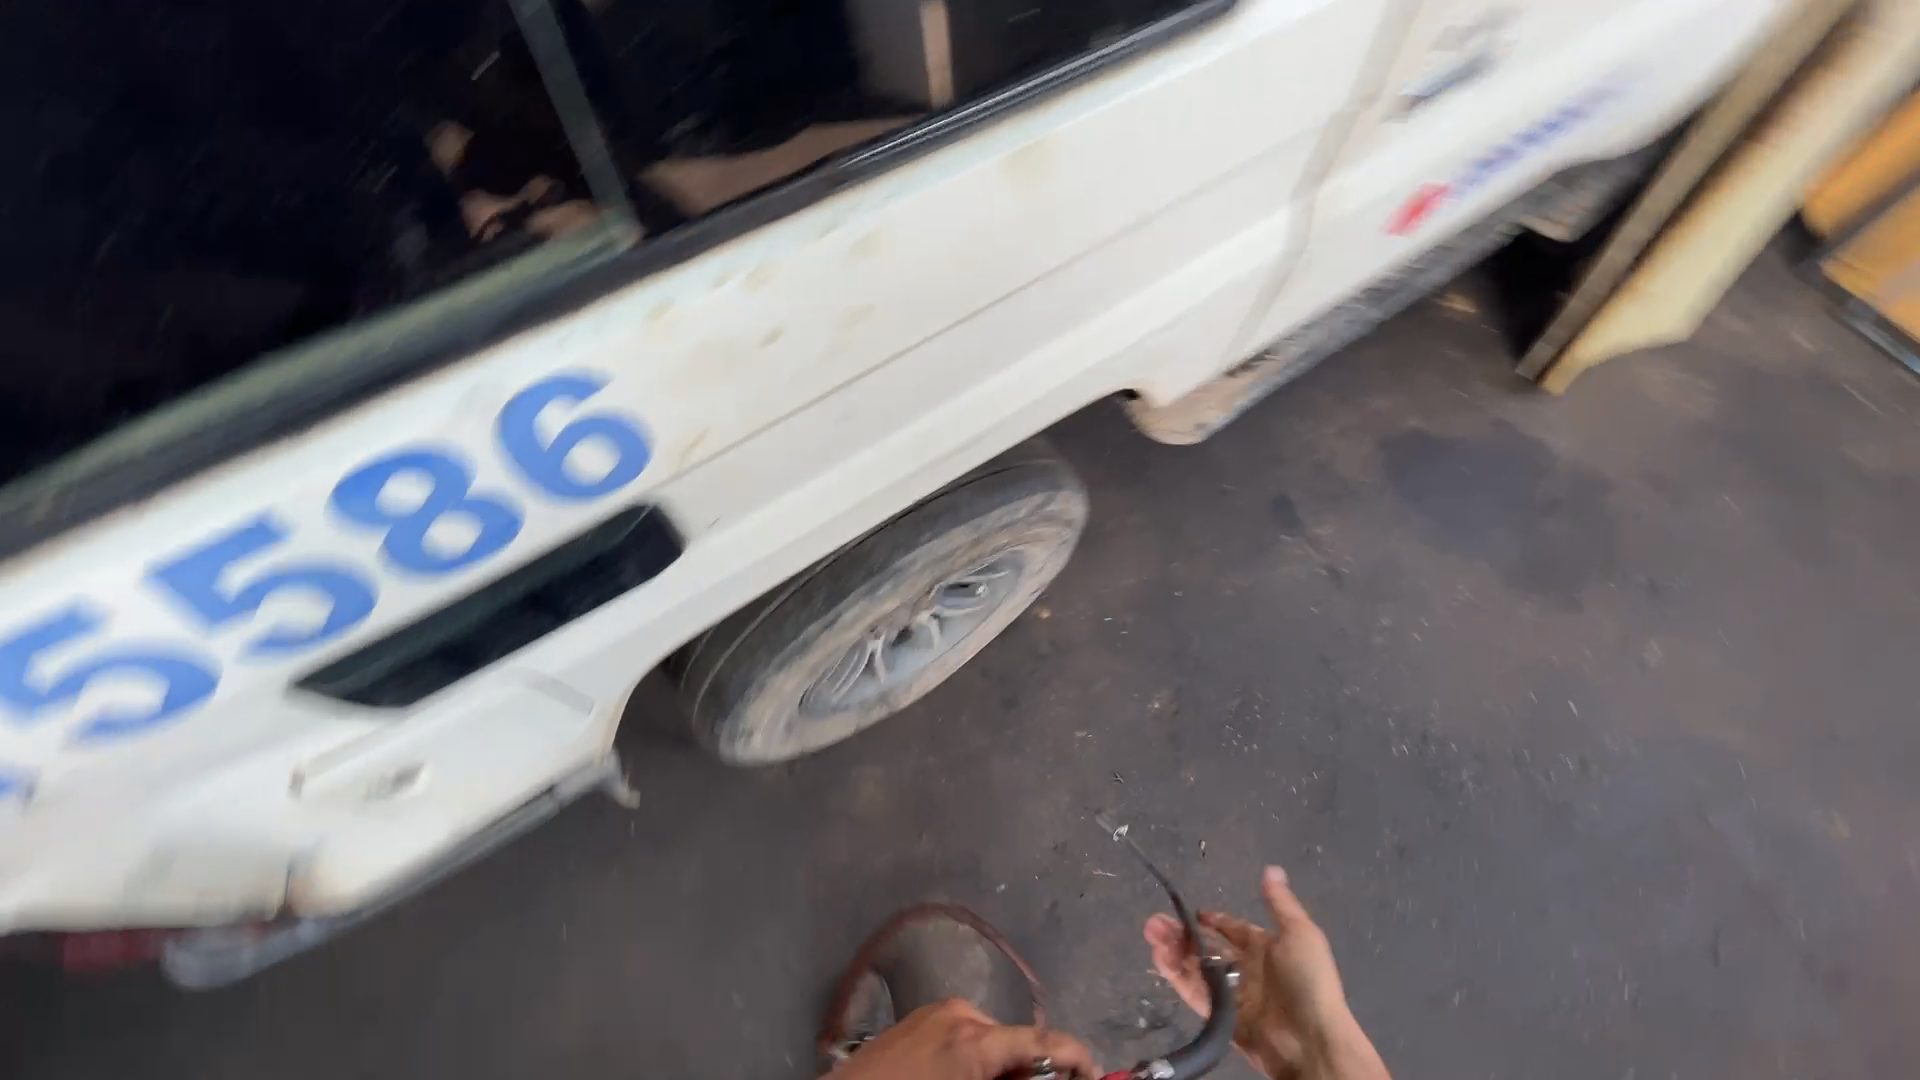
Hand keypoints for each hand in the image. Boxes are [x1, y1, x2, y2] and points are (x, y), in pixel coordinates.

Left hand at [829, 998, 1100, 1079]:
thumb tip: (1046, 1075)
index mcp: (975, 1039)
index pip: (1043, 1042)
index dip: (1077, 1058)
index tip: (1096, 1075)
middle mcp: (960, 1013)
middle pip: (1015, 1042)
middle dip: (1031, 1072)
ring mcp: (935, 1011)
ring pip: (988, 1041)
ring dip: (1000, 1068)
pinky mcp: (916, 1019)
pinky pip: (961, 1037)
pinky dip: (974, 1061)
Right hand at [1144, 866, 1388, 1079]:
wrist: (1312, 1043)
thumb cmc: (1307, 983)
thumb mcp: (1300, 935)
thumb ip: (1280, 903)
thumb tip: (1272, 868)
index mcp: (1264, 948)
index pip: (1232, 930)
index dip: (1212, 920)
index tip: (1190, 911)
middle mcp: (1246, 969)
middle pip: (1207, 947)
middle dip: (1181, 933)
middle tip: (1154, 921)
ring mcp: (1232, 994)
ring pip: (1196, 967)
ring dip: (1173, 950)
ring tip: (1151, 935)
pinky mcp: (1221, 1018)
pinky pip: (1195, 993)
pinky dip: (1176, 975)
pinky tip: (1159, 958)